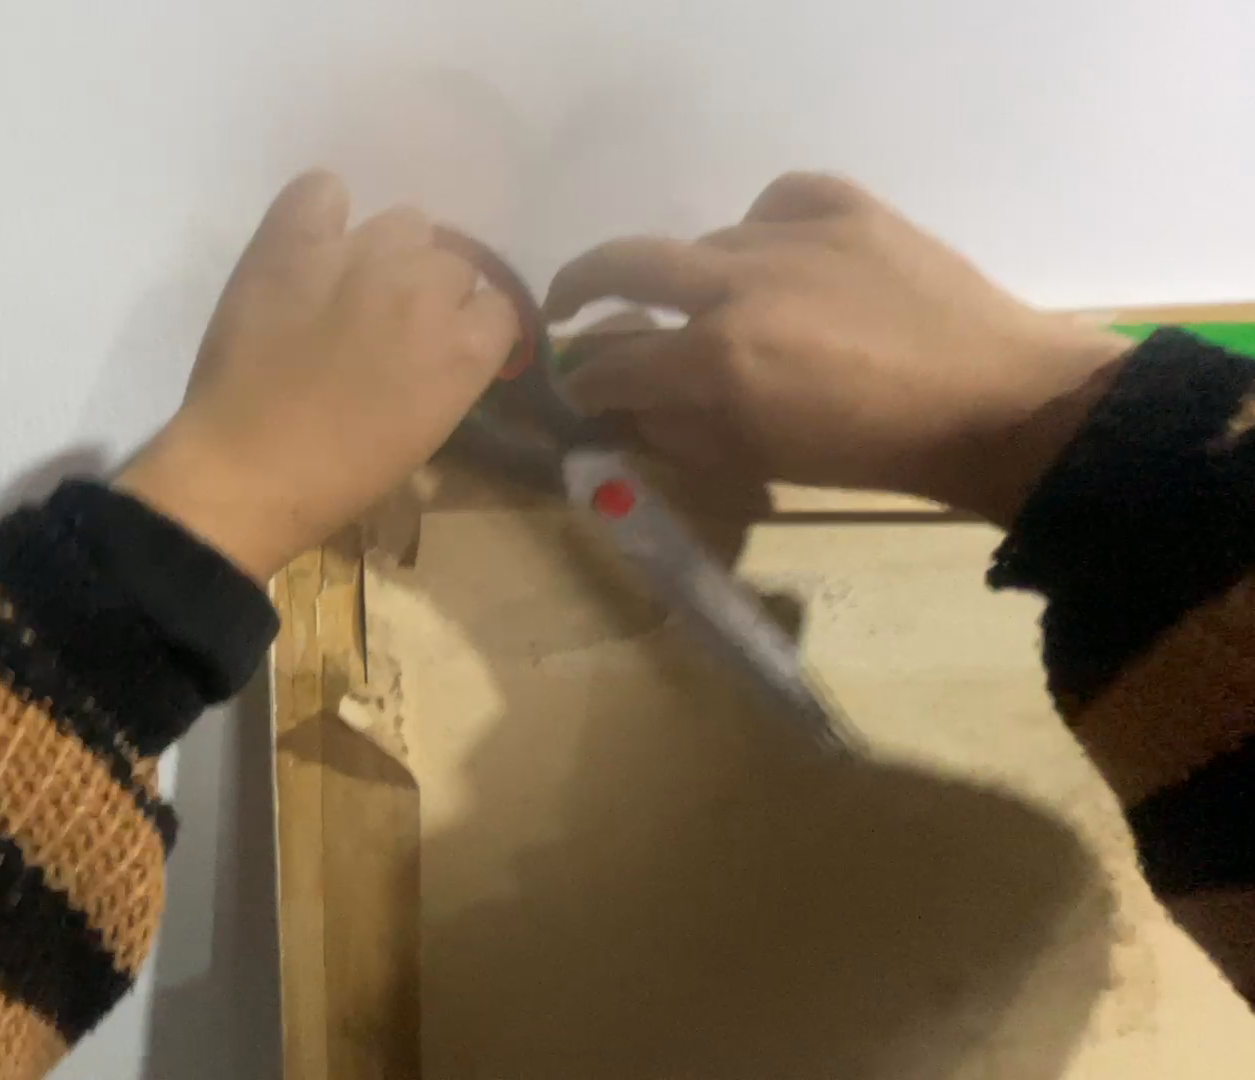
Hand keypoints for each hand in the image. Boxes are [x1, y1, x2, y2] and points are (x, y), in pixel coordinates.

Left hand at [116, 171, 519, 580]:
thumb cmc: (338, 478)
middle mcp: (423, 287)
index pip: (498, 304)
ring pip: (402, 223)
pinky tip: (309, 248)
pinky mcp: (292, 242)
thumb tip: (436, 342)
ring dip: (386, 255)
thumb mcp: (422, 434)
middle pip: (452, 260)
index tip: (438, 348)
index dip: (466, 326)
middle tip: (385, 328)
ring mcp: (357, 257)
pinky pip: (321, 190)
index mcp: (464, 349)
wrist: (247, 472)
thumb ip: (446, 374)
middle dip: (427, 293)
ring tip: (347, 291)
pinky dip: (321, 213)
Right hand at [548, 173, 1133, 524]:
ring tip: (709, 307)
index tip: (572, 389)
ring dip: (687, 283)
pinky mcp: (850, 211)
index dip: (580, 382)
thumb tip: (620, 405)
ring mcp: (794, 239)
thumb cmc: (858, 450)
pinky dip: (759, 223)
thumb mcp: (745, 458)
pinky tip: (769, 252)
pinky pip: (777, 198)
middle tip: (561, 308)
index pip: (611, 364)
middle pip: (621, 266)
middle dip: (573, 289)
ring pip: (701, 245)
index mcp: (713, 359)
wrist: (994, 405)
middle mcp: (739, 288)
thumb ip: (667, 427)